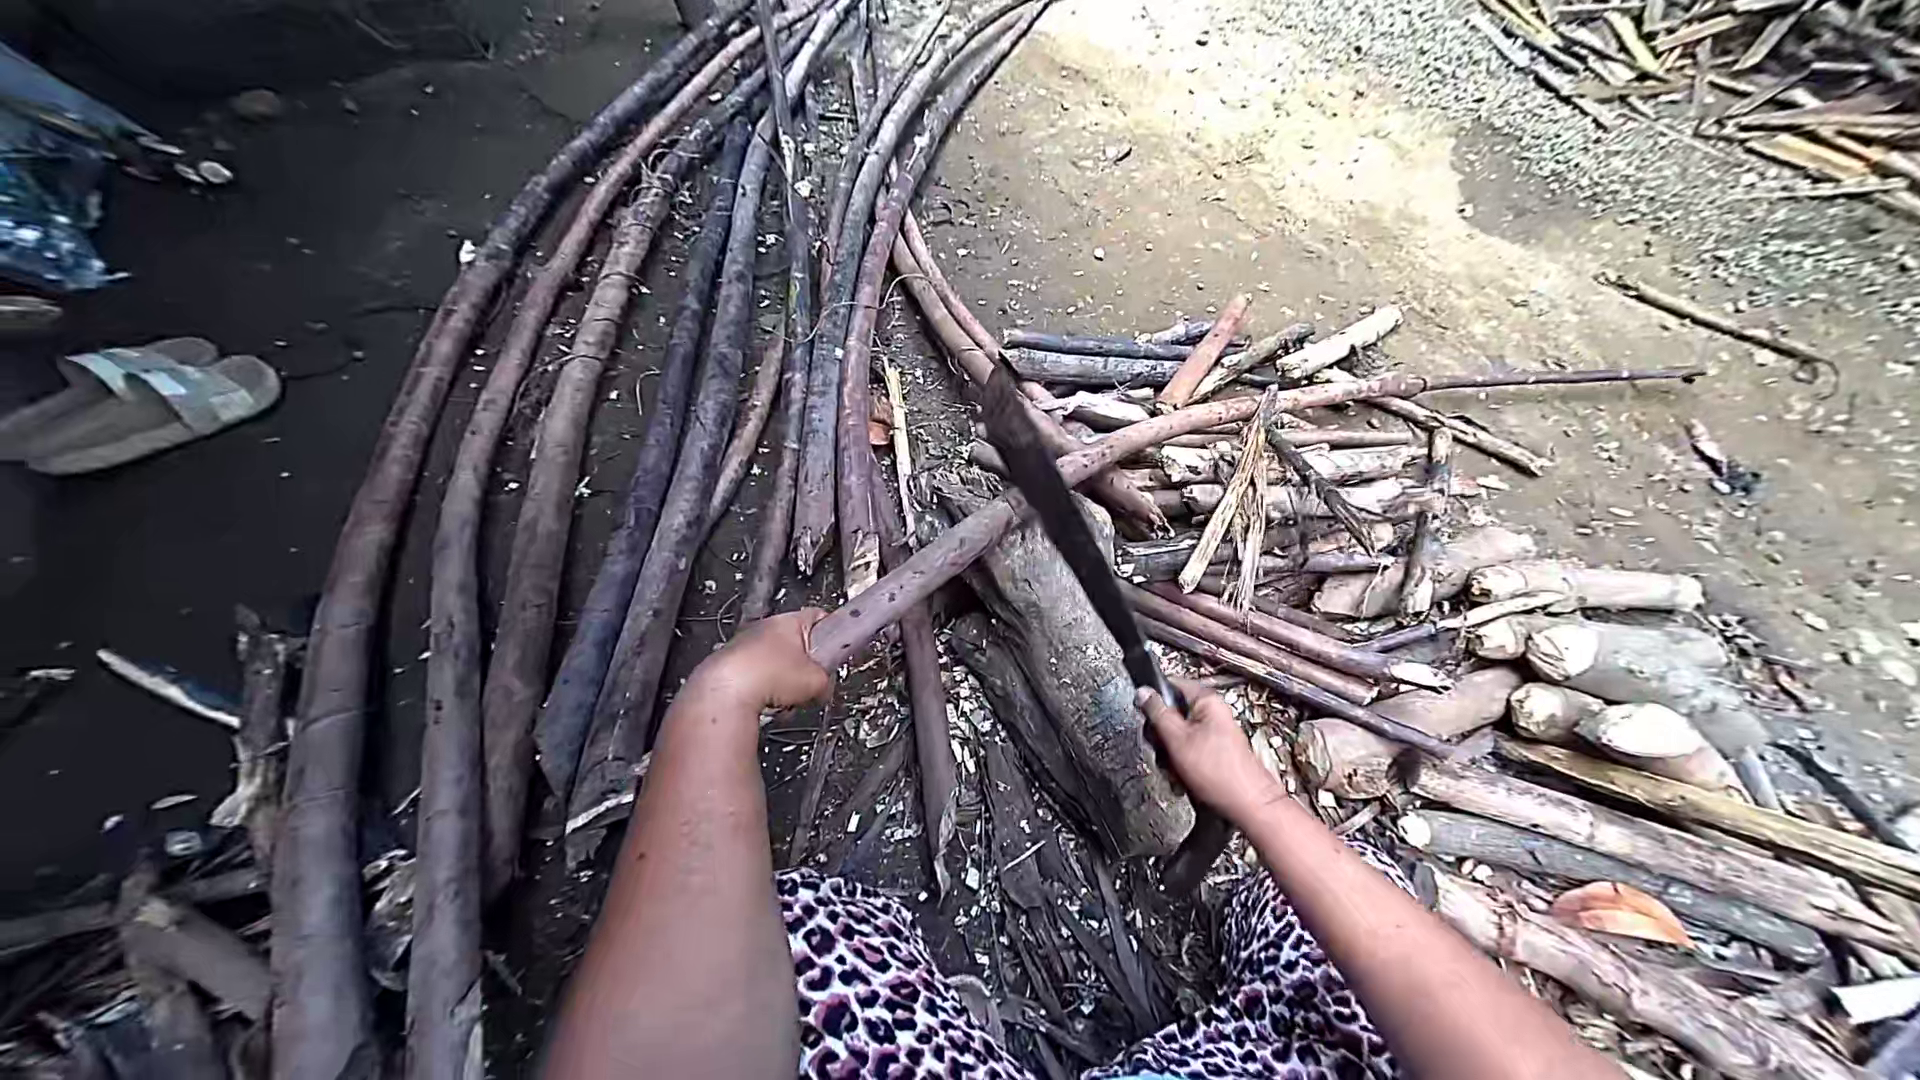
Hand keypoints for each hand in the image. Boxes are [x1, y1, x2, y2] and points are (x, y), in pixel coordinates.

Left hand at [692, 610, 833, 710]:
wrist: (724, 695)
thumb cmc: (766, 676)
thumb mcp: (817, 681)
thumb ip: (827, 680)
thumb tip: (824, 687)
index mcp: (788, 621)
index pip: (818, 617)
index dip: (831, 633)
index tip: (835, 648)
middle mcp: (764, 628)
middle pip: (796, 644)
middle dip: (804, 666)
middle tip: (810, 683)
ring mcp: (743, 646)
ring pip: (775, 663)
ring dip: (782, 680)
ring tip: (785, 698)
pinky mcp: (728, 666)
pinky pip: (754, 677)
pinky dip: (762, 690)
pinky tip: (765, 703)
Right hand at [1137, 681, 1283, 823]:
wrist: (1248, 806)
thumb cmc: (1222, 774)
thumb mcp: (1176, 738)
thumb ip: (1157, 712)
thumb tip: (1143, 693)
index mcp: (1207, 701)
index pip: (1170, 685)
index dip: (1153, 699)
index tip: (1145, 713)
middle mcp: (1213, 714)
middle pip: (1172, 714)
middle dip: (1162, 736)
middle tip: (1164, 750)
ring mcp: (1215, 733)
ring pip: (1178, 736)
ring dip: (1170, 755)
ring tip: (1176, 770)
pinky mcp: (1215, 752)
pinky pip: (1188, 751)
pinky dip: (1182, 765)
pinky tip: (1183, 778)